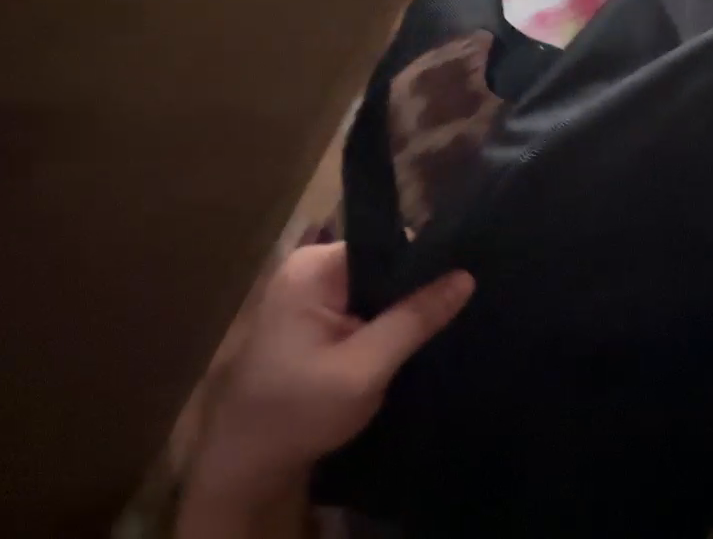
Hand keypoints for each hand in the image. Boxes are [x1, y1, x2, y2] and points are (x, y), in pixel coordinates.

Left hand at [191, 244, 474, 498]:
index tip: (459, 285)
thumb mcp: (365, 368)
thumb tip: (467, 276)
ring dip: (401, 309)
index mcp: (314, 267)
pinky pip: (363, 304)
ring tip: (436, 324)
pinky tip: (407, 339)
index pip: (389, 243)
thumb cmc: (298, 413)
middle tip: (451, 312)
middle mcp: (309, 268)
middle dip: (415, 289)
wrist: (245, 468)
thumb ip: (414, 319)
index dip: (427, 263)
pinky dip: (385, 322)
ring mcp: (309, 292)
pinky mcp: (313, 317)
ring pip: (377, 286)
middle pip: (385, 263)